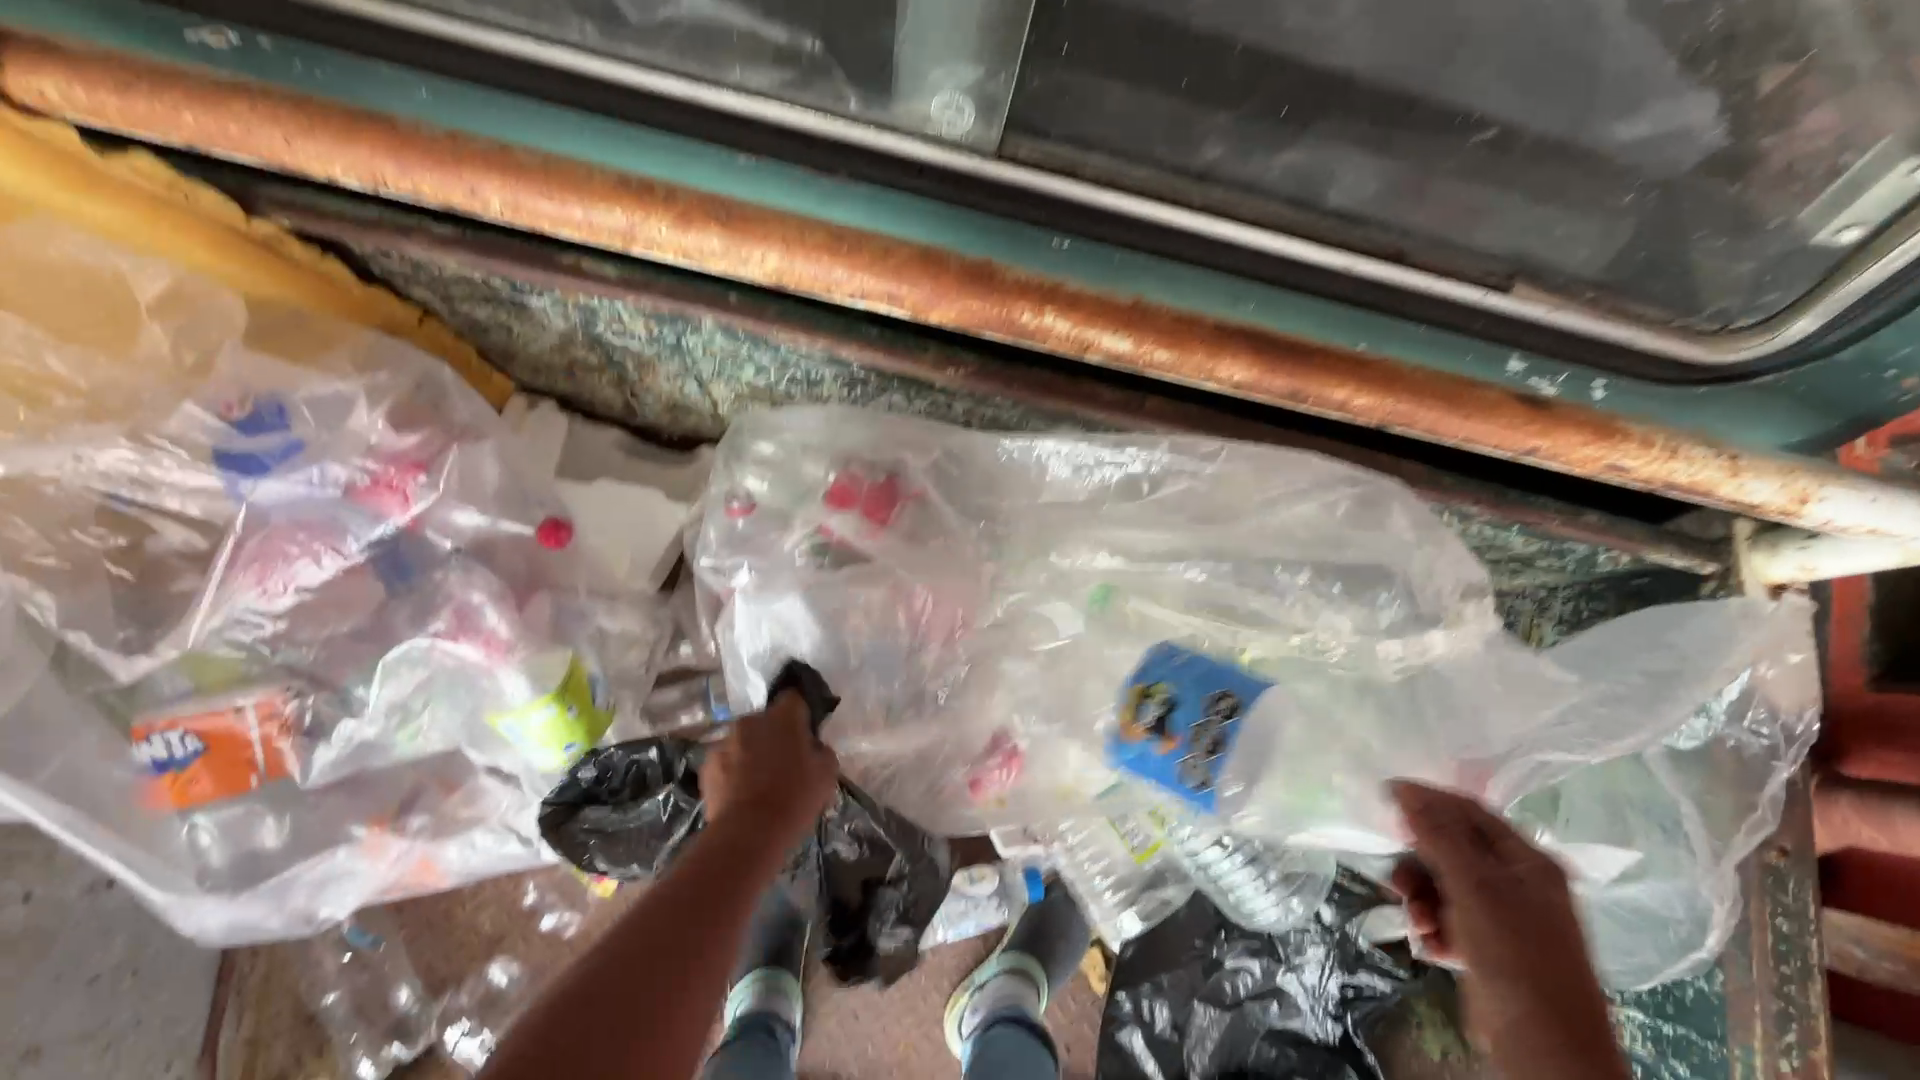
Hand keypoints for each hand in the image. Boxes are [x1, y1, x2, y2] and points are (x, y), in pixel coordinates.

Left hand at [701, 689, 839, 846]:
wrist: (748, 834)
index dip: (801, 713)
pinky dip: (733, 772)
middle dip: (774, 736)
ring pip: (744, 741)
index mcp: (782, 718)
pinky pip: (726, 761)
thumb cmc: (794, 799)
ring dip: (752, 754)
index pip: (794, 698)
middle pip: (766, 721)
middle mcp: (750, 721)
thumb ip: (822, 750)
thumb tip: (812, 747)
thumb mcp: (827, 774)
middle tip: (785, 764)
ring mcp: (724, 742)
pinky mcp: (706, 765)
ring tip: (760, 784)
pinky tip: (742, 795)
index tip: (806, 733)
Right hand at [1388, 780, 1628, 1079]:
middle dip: (1419, 864)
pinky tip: (1431, 947)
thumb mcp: (1474, 887)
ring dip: (1422, 900)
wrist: (1545, 1045)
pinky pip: (1448, 921)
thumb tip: (1404, 788)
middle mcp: (1517, 883)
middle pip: (1451, 852)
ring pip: (1444, 888)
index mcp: (1527, 861)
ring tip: (1418, 923)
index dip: (1427, 801)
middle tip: (1396, 880)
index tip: (1384, 798)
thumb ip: (1438, 836)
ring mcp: (1504, 918)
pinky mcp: (1488, 949)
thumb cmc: (1515, 955)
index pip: (1470, 812)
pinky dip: (1434, 929)